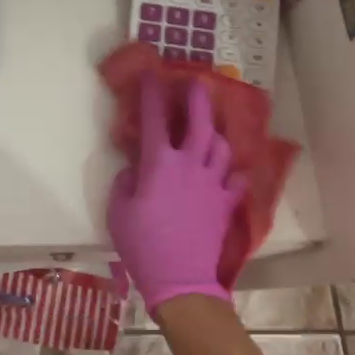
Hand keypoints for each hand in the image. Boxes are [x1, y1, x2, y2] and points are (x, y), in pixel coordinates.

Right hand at [108, 74, 246, 313]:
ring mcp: (212, 184)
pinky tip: (231, 170)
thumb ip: (126, 182)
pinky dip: (234, 172)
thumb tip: (135, 169)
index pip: (154, 119)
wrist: (180, 279)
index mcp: (159, 163)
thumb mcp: (118, 210)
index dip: (152, 94)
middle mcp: (190, 165)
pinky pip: (236, 180)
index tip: (152, 75)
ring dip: (216, 133)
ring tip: (211, 128)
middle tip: (198, 82)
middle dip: (198, 99)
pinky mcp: (226, 204)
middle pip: (200, 123)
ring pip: (222, 147)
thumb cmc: (142, 243)